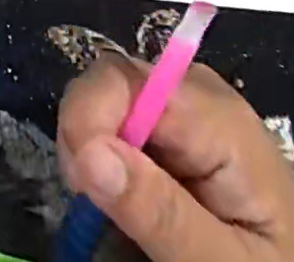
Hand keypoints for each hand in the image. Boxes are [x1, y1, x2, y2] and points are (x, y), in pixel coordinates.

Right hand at [57, 59, 293, 261]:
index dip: (85, 119)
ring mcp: (185, 107)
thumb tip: (87, 153)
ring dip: (91, 151)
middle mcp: (196, 93)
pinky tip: (122, 196)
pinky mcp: (178, 127)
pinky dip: (107, 157)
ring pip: (107, 101)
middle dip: (84, 137)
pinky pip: (122, 121)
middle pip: (108, 84)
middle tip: (89, 206)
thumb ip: (162, 214)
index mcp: (214, 116)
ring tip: (107, 211)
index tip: (78, 184)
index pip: (121, 80)